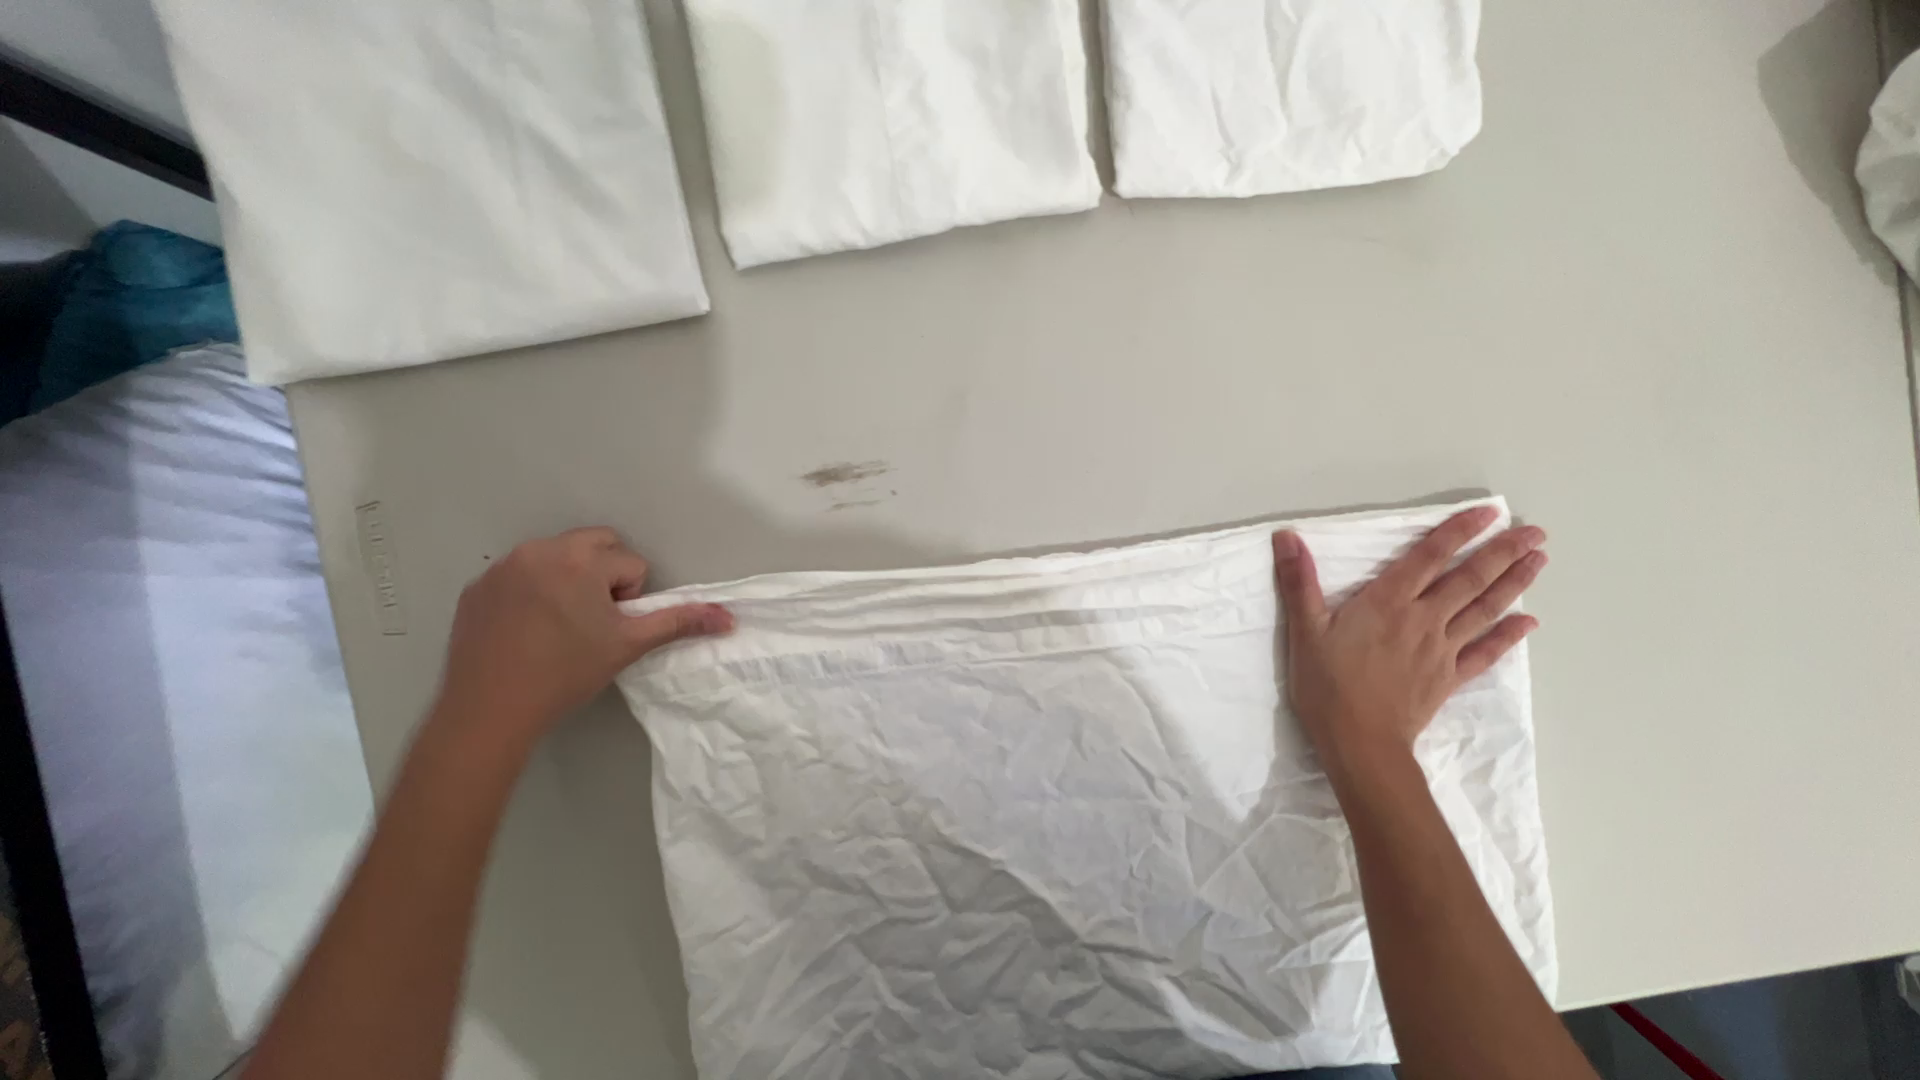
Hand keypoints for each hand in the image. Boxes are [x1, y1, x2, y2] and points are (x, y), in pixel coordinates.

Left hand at [435, 527, 732, 750]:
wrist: (490, 710)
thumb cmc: (566, 674)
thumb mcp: (629, 646)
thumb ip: (679, 622)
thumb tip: (728, 618)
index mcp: (580, 560)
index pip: (629, 563)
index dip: (628, 598)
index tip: (607, 628)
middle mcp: (540, 551)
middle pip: (594, 545)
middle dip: (602, 575)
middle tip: (590, 621)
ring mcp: (503, 567)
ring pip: (555, 557)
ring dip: (567, 580)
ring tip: (558, 626)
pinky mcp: (477, 586)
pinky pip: (518, 575)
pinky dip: (530, 592)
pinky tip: (525, 631)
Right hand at [1272, 506, 1545, 780]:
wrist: (1360, 742)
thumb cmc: (1327, 685)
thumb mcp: (1304, 631)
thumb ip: (1299, 582)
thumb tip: (1286, 537)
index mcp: (1387, 603)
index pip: (1428, 557)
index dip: (1457, 532)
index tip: (1487, 512)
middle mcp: (1422, 619)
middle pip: (1468, 580)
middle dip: (1502, 553)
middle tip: (1535, 531)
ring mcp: (1441, 649)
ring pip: (1484, 609)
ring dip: (1514, 583)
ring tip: (1540, 560)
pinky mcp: (1448, 677)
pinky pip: (1485, 653)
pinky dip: (1508, 636)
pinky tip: (1528, 622)